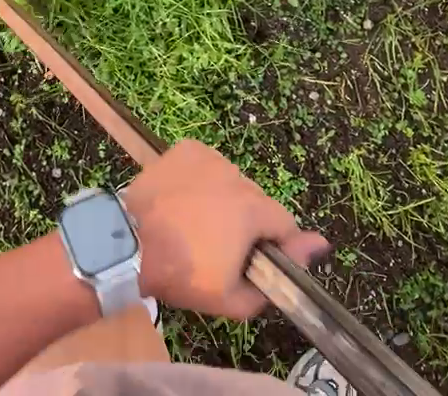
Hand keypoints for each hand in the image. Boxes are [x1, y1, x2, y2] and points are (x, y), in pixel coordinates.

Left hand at [121, 140, 329, 319]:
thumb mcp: (234, 299)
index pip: (285, 225)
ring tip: (197, 223)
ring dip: (224, 200)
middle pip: (257, 203)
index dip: (276, 247)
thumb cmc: (183, 274)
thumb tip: (320, 245)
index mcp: (255, 209)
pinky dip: (202, 179)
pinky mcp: (186, 149)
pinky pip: (206, 165)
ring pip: (231, 182)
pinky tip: (185, 199)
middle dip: (247, 224)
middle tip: (219, 247)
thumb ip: (281, 278)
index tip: (254, 262)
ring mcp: (210, 158)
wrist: (128, 243)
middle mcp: (238, 176)